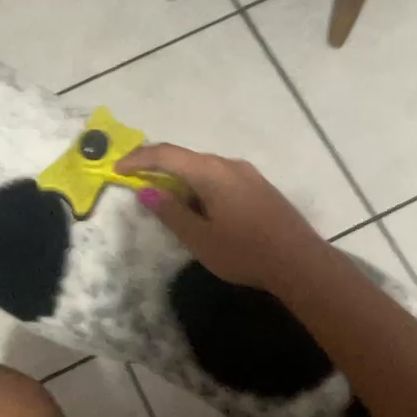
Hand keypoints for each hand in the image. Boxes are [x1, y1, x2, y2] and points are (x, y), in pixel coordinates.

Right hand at [115, 143, 328, 291]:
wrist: (299, 262)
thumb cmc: (244, 252)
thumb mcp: (200, 238)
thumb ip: (171, 212)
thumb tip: (146, 191)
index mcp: (211, 172)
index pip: (166, 154)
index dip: (138, 159)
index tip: (117, 170)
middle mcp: (229, 164)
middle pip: (186, 158)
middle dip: (158, 168)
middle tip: (138, 185)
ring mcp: (248, 174)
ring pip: (205, 168)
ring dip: (182, 179)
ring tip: (167, 202)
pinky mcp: (259, 187)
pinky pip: (221, 178)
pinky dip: (201, 186)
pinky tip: (200, 208)